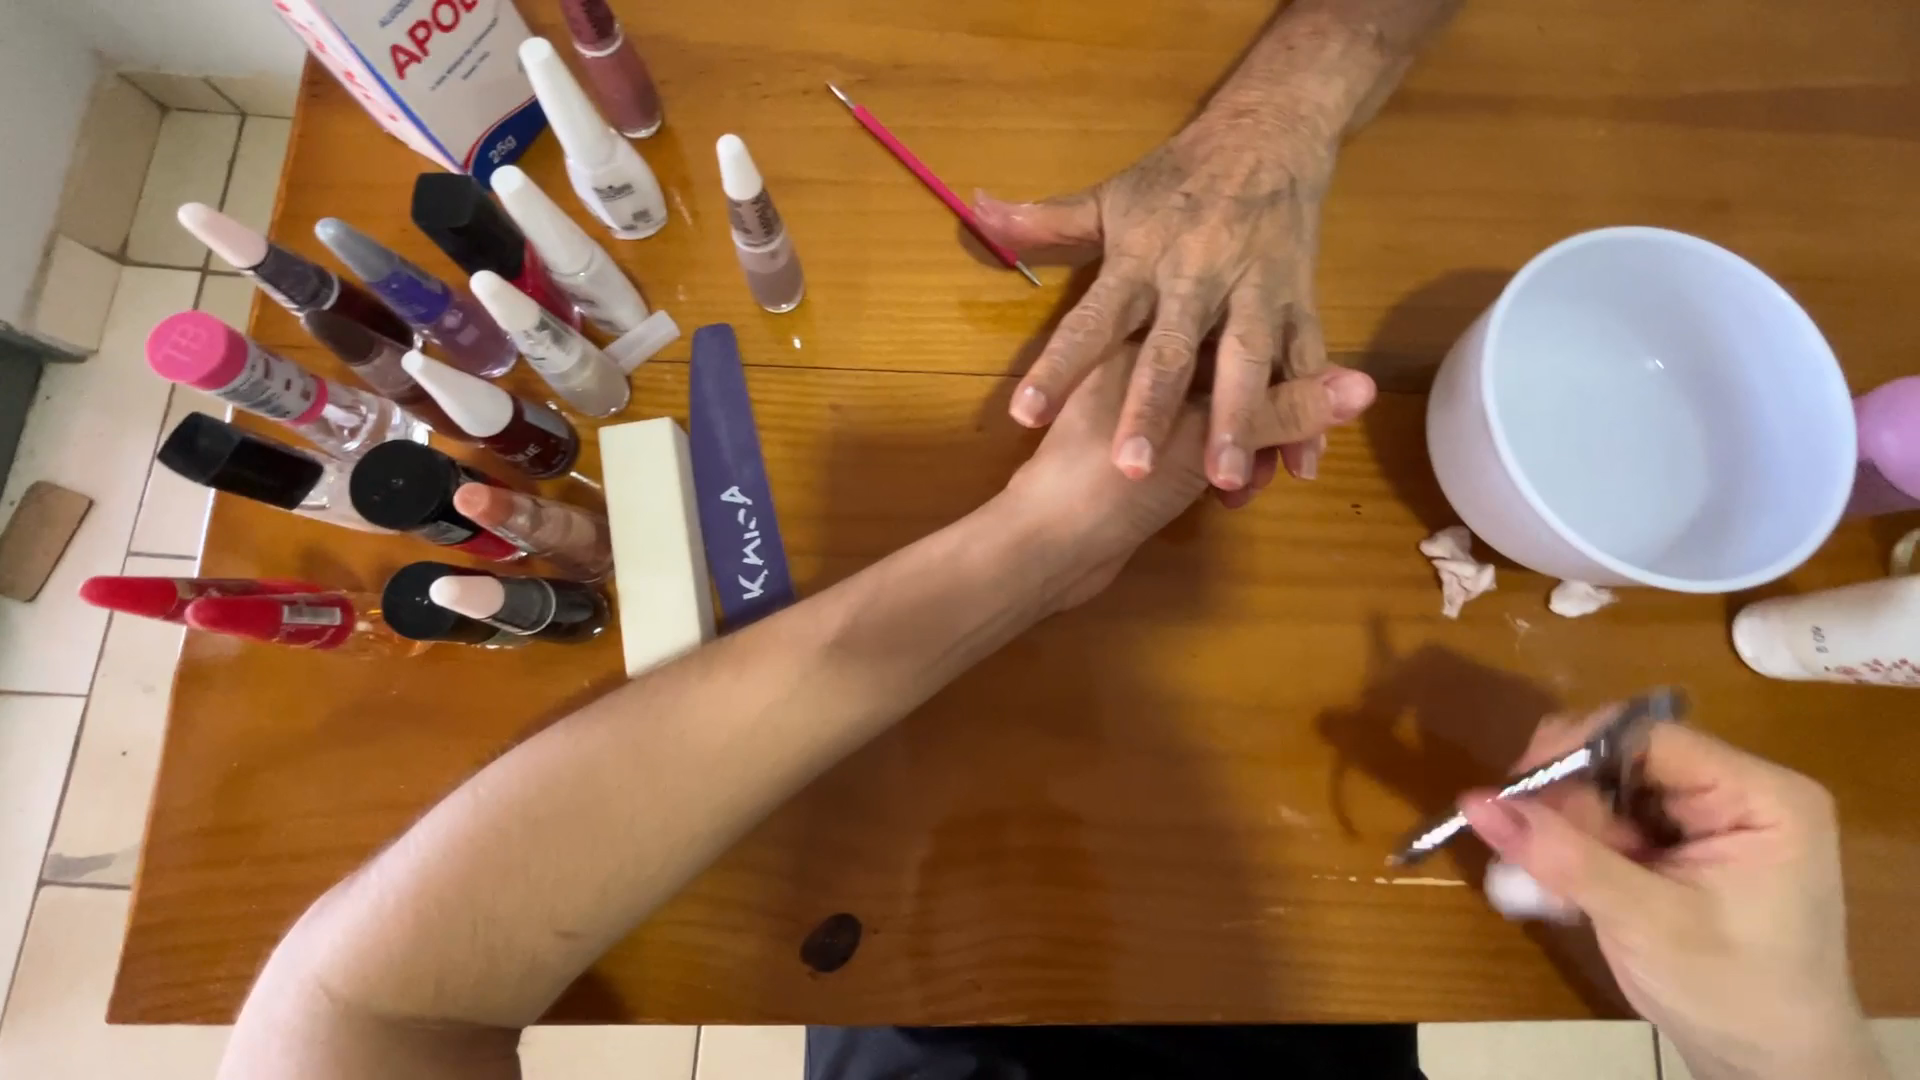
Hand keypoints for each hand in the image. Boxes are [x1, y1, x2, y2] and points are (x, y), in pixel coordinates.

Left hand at [975, 106, 1374, 494]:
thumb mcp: (1111, 198)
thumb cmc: (1177, 178)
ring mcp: (1254, 290)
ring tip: (1226, 483)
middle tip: (1131, 472)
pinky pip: (1306, 361)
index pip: (1089, 321)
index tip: (1025, 416)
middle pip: (1172, 352)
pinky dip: (1308, 415)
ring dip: (1239, 423)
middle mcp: (1196, 279)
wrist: (1272, 129)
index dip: (1057, 367)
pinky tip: (1300, 467)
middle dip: (1152, 411)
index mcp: (1139, 262)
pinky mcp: (1300, 300)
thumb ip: (1048, 222)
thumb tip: (978, 211)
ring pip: (1247, 361)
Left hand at [1003, 343, 1371, 609]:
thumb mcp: (1202, 442)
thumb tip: (1362, 386)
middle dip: (1256, 416)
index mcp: (1146, 340)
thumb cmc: (1106, 481)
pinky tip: (1237, 498)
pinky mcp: (1135, 455)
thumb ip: (1278, 410)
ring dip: (1241, 450)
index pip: (1224, 332)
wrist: (1038, 550)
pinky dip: (1217, 472)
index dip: (1278, 363)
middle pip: (1220, 375)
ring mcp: (1133, 411)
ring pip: (1209, 416)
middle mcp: (1138, 366)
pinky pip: (1191, 451)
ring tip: (1266, 482)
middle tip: (1291, 446)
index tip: (1314, 392)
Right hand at [1461, 712, 1888, 1079]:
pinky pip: (1590, 809)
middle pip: (1611, 754)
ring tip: (1551, 880)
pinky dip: (1562, 838)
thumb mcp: (1646, 922)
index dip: (1573, 751)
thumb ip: (1562, 857)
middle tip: (1535, 848)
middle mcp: (1727, 788)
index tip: (1516, 790)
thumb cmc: (1733, 992)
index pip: (1644, 737)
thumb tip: (1472, 802)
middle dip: (1562, 798)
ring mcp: (1693, 810)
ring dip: (1556, 824)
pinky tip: (1562, 880)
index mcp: (1757, 796)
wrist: (1766, 1062)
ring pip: (1591, 781)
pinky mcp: (1663, 833)